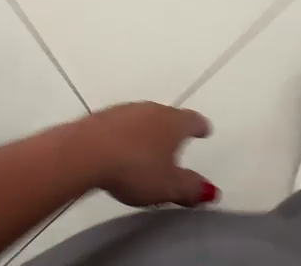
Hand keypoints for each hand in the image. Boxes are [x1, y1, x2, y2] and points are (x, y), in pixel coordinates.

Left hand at [68, 102, 216, 207]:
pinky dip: (128, 134)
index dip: (200, 126)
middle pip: (168, 116)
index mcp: (173, 123)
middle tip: (178, 142)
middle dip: (174, 129)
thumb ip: (191, 188)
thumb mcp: (168, 186)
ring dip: (149, 131)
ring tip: (150, 148)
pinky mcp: (104, 117)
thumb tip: (213, 191)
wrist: (87, 151)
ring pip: (145, 118)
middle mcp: (152, 109)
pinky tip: (124, 149)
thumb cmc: (135, 169)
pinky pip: (124, 124)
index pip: (192, 120)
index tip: (204, 129)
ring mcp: (126, 110)